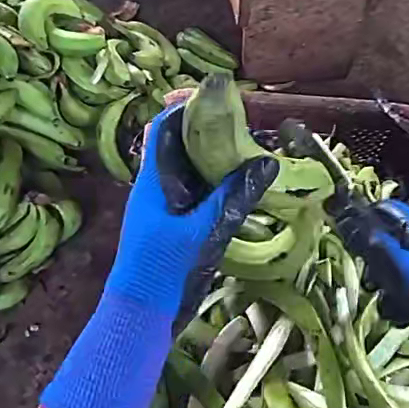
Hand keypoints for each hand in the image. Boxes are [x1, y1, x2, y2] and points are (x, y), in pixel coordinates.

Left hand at [39, 106, 276, 407]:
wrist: (141, 312)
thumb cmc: (163, 270)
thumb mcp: (201, 230)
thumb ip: (232, 198)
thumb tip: (266, 163)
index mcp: (154, 182)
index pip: (162, 129)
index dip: (183, 106)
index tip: (212, 95)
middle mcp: (157, 188)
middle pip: (178, 144)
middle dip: (205, 127)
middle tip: (240, 120)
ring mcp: (166, 207)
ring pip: (188, 169)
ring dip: (212, 154)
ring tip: (245, 145)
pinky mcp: (176, 225)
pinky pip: (196, 191)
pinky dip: (215, 181)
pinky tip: (238, 185)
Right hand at [341, 202, 408, 407]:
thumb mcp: (405, 272)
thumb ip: (381, 248)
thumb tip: (357, 226)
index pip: (388, 209)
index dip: (367, 221)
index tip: (353, 242)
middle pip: (400, 234)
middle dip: (382, 255)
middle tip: (371, 279)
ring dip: (398, 274)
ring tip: (393, 299)